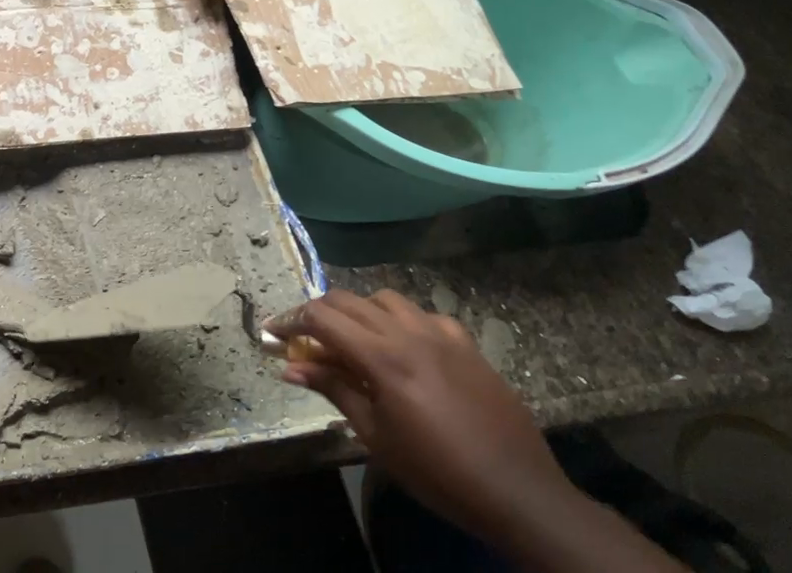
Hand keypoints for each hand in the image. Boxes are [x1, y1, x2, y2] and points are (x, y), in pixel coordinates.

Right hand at [265, 291, 684, 572]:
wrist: (517, 492)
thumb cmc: (436, 470)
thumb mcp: (375, 435)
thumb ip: (333, 390)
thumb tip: (289, 367)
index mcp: (383, 357)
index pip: (322, 318)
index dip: (291, 321)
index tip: (273, 333)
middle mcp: (410, 335)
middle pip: (348, 300)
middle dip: (317, 312)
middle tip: (303, 337)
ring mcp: (444, 337)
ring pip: (387, 299)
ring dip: (360, 310)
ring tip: (353, 337)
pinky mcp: (469, 348)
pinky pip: (427, 316)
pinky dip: (404, 321)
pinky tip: (405, 346)